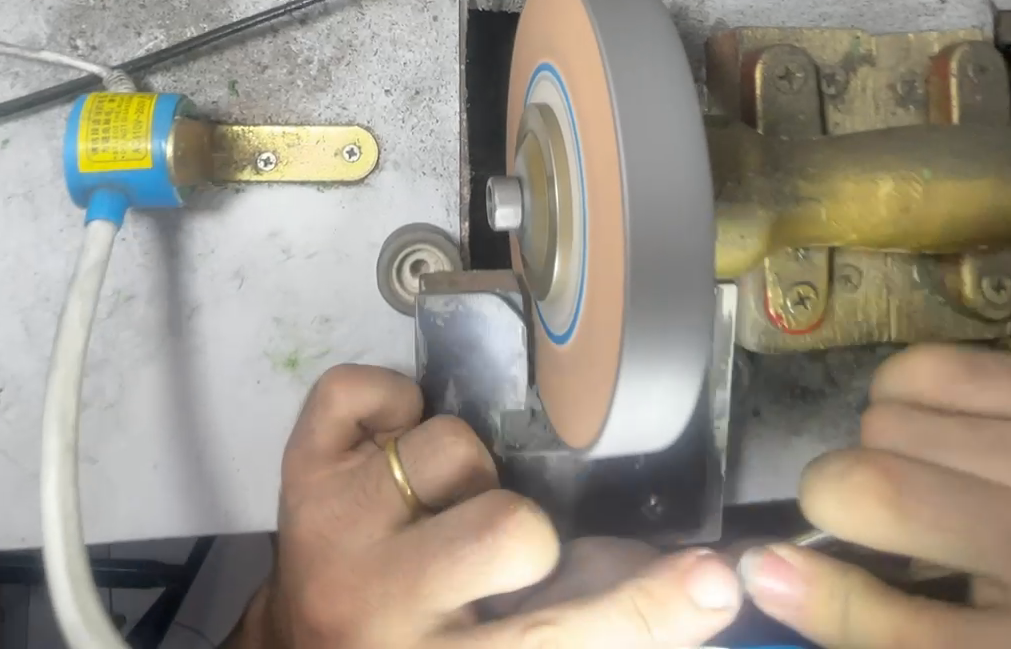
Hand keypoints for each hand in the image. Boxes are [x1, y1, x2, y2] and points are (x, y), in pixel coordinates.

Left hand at [229, 364, 741, 648]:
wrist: (302, 644)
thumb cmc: (416, 645)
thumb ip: (590, 616)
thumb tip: (705, 578)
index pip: (564, 641)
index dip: (647, 607)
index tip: (711, 575)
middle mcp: (379, 606)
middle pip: (508, 528)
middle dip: (514, 525)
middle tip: (484, 539)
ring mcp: (331, 527)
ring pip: (447, 444)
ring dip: (455, 465)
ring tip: (430, 502)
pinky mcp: (298, 466)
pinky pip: (362, 388)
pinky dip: (388, 401)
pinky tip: (387, 450)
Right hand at [738, 345, 1010, 648]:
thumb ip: (863, 620)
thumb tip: (753, 565)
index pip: (885, 518)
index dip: (824, 529)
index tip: (819, 550)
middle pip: (874, 456)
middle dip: (856, 491)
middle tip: (905, 529)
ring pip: (886, 406)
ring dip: (883, 446)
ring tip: (935, 484)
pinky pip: (920, 365)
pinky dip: (907, 402)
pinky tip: (949, 439)